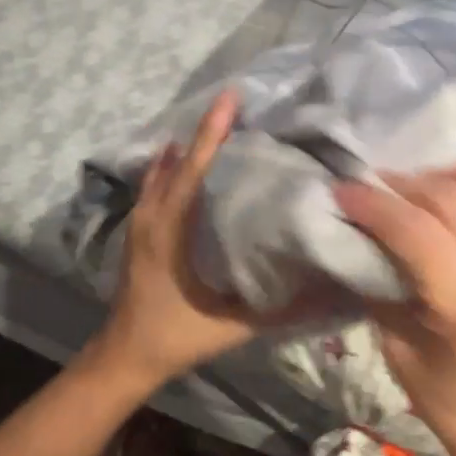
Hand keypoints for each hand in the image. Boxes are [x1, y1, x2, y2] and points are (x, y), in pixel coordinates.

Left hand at [95, 92, 280, 384]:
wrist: (125, 356)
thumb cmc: (175, 338)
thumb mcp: (231, 327)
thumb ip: (280, 312)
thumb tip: (330, 297)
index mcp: (168, 233)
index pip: (191, 172)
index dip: (212, 134)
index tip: (231, 98)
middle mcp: (150, 219)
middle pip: (175, 162)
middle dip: (204, 132)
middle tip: (234, 106)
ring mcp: (140, 225)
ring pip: (160, 172)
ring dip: (187, 148)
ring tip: (217, 127)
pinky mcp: (139, 234)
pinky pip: (155, 187)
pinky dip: (172, 168)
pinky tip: (183, 161)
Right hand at [335, 156, 455, 455]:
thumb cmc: (445, 394)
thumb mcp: (397, 346)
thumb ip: (382, 281)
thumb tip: (359, 228)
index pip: (422, 231)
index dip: (377, 205)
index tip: (343, 193)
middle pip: (454, 199)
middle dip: (404, 187)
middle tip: (374, 193)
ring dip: (446, 177)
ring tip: (418, 193)